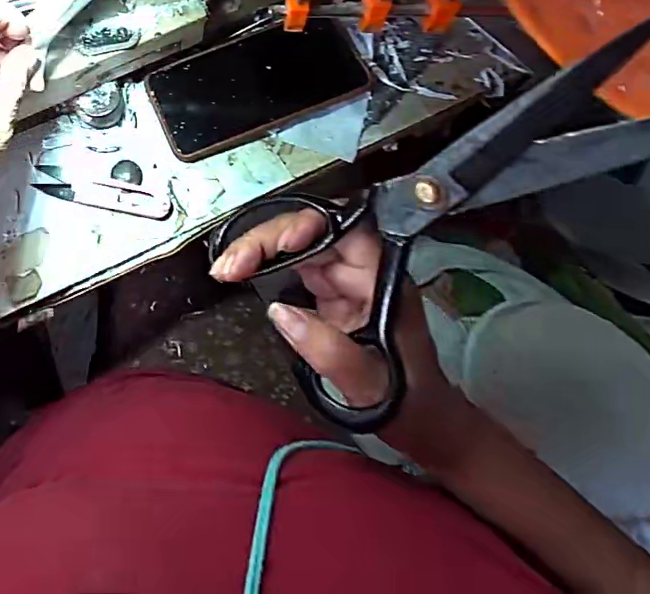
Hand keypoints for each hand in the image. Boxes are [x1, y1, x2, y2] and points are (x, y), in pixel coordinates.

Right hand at [210, 211, 479, 459]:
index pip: (344, 228)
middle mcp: (362, 267)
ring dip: (257, 249)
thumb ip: (327, 348)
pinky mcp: (325, 289)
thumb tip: (277, 311)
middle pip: (309, 230)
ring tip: (225, 268)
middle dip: (266, 240)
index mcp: (381, 277)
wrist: (424, 424)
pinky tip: (237, 271)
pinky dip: (260, 264)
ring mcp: (342, 276)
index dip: (310, 224)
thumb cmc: (410, 404)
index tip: (281, 244)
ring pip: (293, 243)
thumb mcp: (370, 384)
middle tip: (230, 265)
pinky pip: (289, 263)